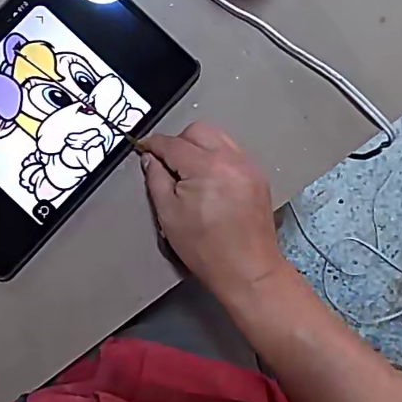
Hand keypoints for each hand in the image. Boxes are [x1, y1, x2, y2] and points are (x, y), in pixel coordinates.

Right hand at [139, 122, 293, 303]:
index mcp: (207, 168)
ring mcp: (248, 167)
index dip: (154, 145)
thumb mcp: (168, 214)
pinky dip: (216, 156)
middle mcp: (231, 160)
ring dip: (198, 146)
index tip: (145, 149)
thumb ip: (156, 179)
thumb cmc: (208, 249)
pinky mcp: (257, 176)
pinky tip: (208, 177)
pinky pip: (232, 152)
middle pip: (197, 130)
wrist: (247, 270)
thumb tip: (150, 159)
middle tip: (167, 162)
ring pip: (217, 137)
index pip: (173, 143)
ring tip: (188, 171)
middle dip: (178, 142)